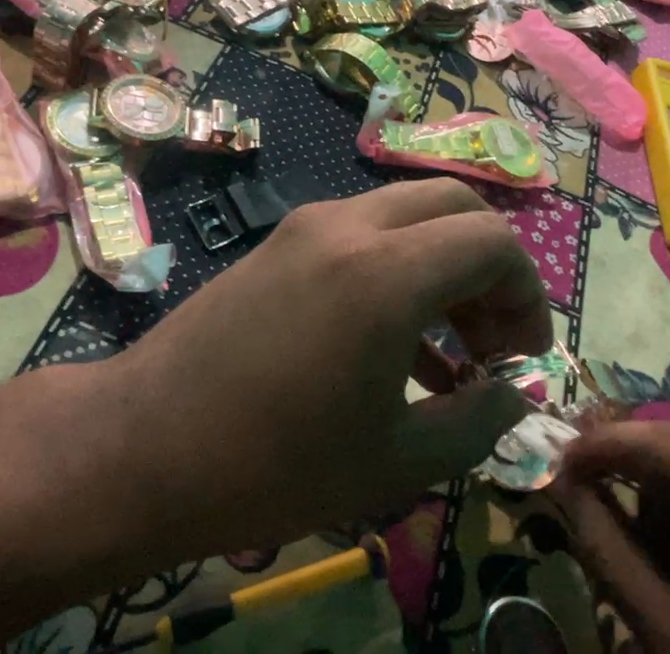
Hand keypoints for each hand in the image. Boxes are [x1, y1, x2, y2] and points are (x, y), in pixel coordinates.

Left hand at [103, 178, 552, 555]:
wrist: (143, 445)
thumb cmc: (272, 464)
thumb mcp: (395, 461)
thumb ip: (475, 422)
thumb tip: (510, 395)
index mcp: (386, 272)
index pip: (493, 242)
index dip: (526, 296)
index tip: (519, 359)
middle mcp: (347, 227)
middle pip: (453, 206)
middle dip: (489, 265)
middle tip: (489, 339)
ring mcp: (304, 227)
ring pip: (403, 214)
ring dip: (440, 265)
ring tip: (447, 352)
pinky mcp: (275, 245)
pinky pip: (358, 234)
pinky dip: (394, 267)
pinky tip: (389, 346)